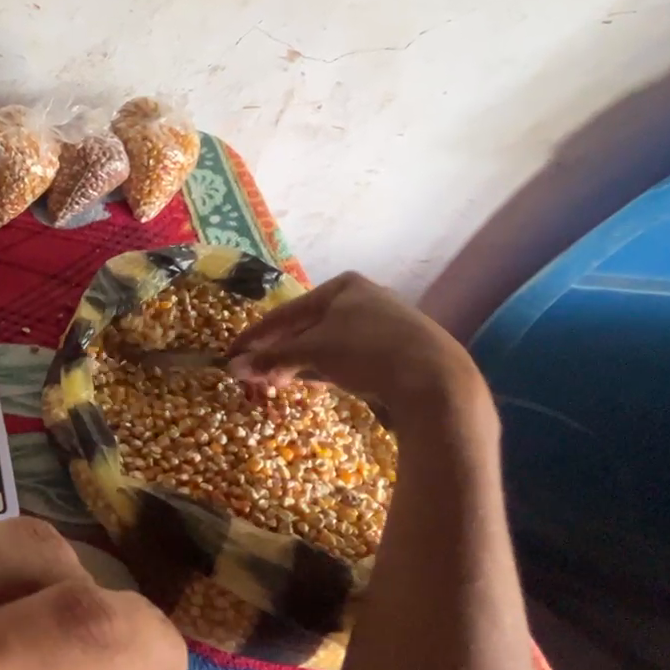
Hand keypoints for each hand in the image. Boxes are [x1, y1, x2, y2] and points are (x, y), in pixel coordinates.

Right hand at [226, 272, 490, 422]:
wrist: (438, 382)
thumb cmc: (366, 352)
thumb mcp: (310, 353)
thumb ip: (269, 359)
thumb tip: (231, 368)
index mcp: (343, 286)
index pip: (285, 312)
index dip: (255, 335)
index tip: (232, 353)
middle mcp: (366, 297)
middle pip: (308, 327)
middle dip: (280, 352)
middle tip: (257, 374)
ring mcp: (388, 322)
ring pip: (330, 342)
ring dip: (301, 362)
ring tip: (282, 382)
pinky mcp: (403, 348)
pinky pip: (353, 354)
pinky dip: (330, 367)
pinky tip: (319, 382)